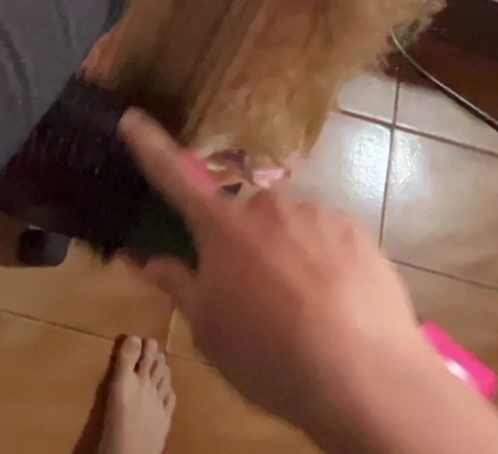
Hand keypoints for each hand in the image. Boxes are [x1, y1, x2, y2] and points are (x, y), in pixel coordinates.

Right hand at [117, 111, 447, 451]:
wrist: (367, 379)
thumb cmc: (271, 357)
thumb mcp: (209, 330)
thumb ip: (177, 284)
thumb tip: (143, 257)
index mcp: (221, 227)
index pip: (173, 175)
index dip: (149, 145)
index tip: (130, 117)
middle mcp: (265, 206)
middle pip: (241, 217)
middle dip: (242, 245)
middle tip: (255, 297)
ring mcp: (314, 213)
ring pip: (288, 228)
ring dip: (287, 255)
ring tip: (305, 312)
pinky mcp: (355, 230)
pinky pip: (327, 238)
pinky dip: (324, 263)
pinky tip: (336, 305)